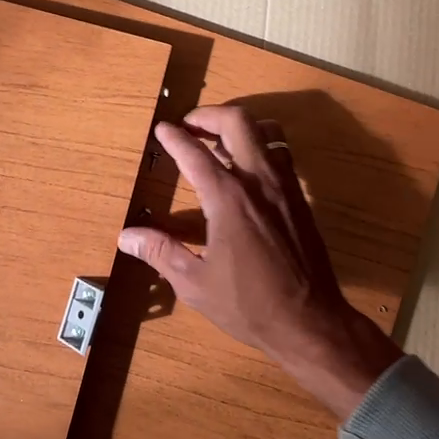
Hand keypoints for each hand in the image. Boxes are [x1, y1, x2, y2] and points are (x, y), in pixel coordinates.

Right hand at [118, 105, 401, 419]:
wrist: (312, 323)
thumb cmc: (249, 305)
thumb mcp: (195, 284)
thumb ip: (160, 252)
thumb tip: (126, 237)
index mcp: (228, 199)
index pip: (194, 153)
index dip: (174, 137)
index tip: (161, 129)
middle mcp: (258, 181)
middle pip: (237, 122)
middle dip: (210, 115)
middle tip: (190, 125)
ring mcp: (284, 186)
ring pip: (267, 131)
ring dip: (240, 126)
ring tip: (219, 139)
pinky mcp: (300, 199)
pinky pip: (282, 153)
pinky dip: (261, 146)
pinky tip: (247, 168)